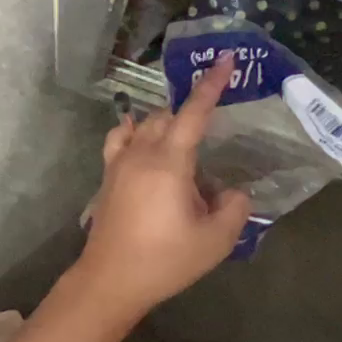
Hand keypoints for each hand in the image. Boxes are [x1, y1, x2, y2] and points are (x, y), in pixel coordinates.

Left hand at [68, 53, 253, 318]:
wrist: (110, 280)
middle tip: (213, 132)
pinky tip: (142, 141)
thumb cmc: (165, 260)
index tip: (225, 60)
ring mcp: (119, 162)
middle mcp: (141, 153)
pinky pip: (121, 139)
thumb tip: (233, 191)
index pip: (194, 112)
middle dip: (191, 114)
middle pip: (168, 116)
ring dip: (166, 125)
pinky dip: (135, 132)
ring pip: (145, 125)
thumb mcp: (215, 240)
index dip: (211, 85)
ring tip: (185, 147)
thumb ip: (234, 208)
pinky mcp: (108, 176)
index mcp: (170, 162)